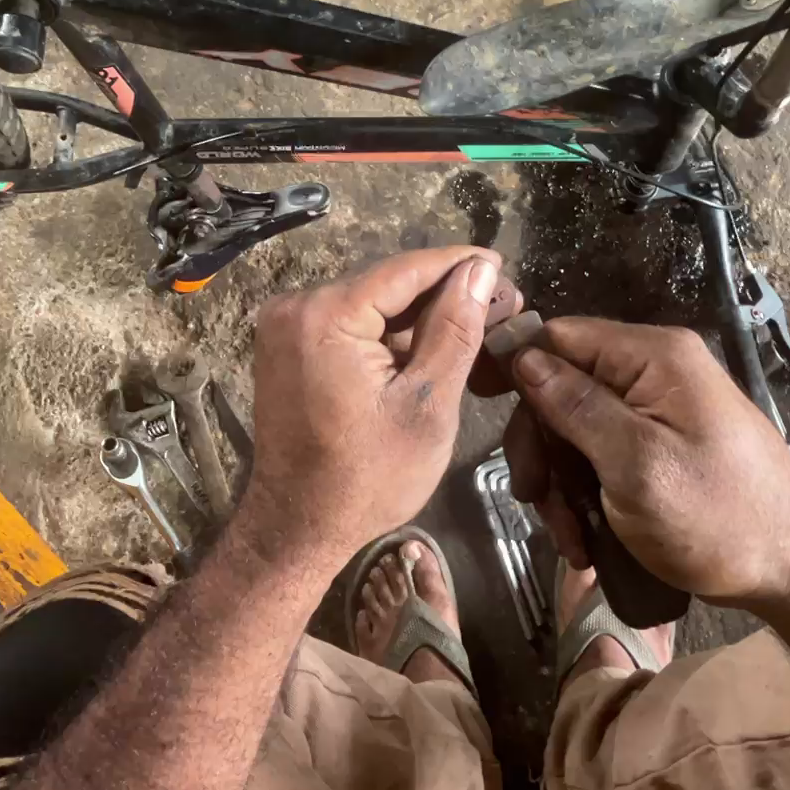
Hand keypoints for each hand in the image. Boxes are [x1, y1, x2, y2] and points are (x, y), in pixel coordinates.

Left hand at [245, 248, 506, 562]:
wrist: (299, 526)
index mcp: (326, 316)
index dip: (458, 263)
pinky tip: (431, 341)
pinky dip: (389, 331)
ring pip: (371, 301)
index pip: (405, 270)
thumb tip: (481, 270)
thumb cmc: (368, 478)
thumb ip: (454, 330)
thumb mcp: (426, 405)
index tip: (503, 264)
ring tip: (477, 321)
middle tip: (500, 303)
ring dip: (420, 312)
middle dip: (444, 291)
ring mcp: (286, 325)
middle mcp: (296, 307)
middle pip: (386, 283)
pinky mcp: (287, 344)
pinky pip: (349, 322)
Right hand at [505, 318, 789, 604]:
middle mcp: (653, 371)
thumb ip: (576, 405)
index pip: (561, 336)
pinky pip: (599, 452)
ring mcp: (655, 409)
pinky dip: (584, 492)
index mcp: (653, 357)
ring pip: (574, 426)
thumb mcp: (635, 463)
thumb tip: (523, 356)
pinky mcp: (656, 443)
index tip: (481, 405)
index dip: (517, 365)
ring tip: (568, 535)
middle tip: (535, 499)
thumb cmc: (716, 517)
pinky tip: (586, 535)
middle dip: (542, 445)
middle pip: (561, 386)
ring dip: (560, 481)